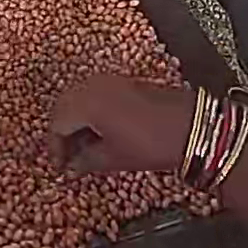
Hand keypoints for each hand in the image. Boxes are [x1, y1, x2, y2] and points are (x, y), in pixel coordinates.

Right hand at [48, 75, 196, 174]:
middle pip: (63, 107)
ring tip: (85, 146)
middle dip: (63, 132)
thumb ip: (85, 161)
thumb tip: (71, 167)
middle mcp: (91, 85)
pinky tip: (101, 131)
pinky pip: (94, 93)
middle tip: (69, 156)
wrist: (191, 126)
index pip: (56, 124)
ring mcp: (108, 80)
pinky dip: (90, 111)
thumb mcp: (113, 157)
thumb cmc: (149, 144)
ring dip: (76, 120)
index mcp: (84, 103)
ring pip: (78, 98)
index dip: (55, 148)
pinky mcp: (122, 81)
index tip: (61, 167)